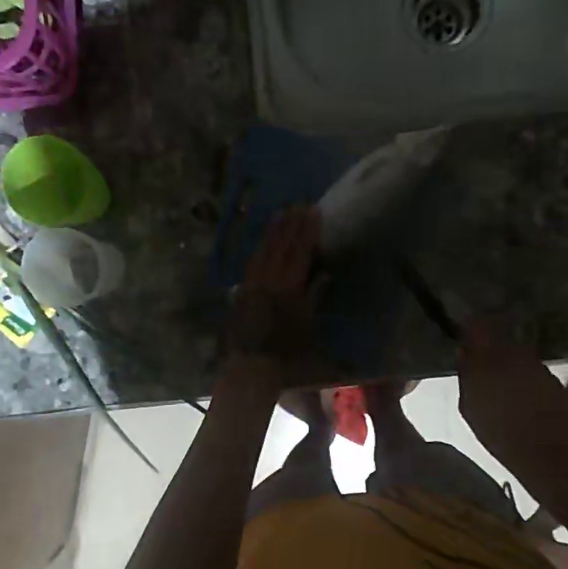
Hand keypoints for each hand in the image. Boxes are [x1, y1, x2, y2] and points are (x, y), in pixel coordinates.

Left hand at [224, 207, 320, 378]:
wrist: (253, 363)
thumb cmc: (287, 349)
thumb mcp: (308, 323)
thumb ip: (315, 295)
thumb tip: (325, 273)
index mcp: (290, 286)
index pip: (301, 251)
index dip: (307, 230)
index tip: (313, 212)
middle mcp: (270, 279)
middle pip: (282, 246)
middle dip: (291, 224)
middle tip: (298, 205)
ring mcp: (254, 283)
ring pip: (264, 250)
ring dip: (273, 231)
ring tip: (281, 213)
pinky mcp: (242, 289)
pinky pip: (252, 262)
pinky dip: (259, 247)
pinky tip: (263, 241)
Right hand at [454, 320, 567, 482]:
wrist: (550, 455)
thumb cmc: (500, 434)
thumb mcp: (470, 407)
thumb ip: (467, 376)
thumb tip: (465, 355)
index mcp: (490, 359)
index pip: (477, 328)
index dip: (470, 329)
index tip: (463, 335)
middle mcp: (517, 355)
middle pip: (500, 340)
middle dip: (489, 348)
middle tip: (479, 365)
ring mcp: (539, 367)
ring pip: (517, 355)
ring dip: (507, 363)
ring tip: (499, 384)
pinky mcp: (555, 381)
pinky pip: (532, 371)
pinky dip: (523, 378)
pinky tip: (519, 398)